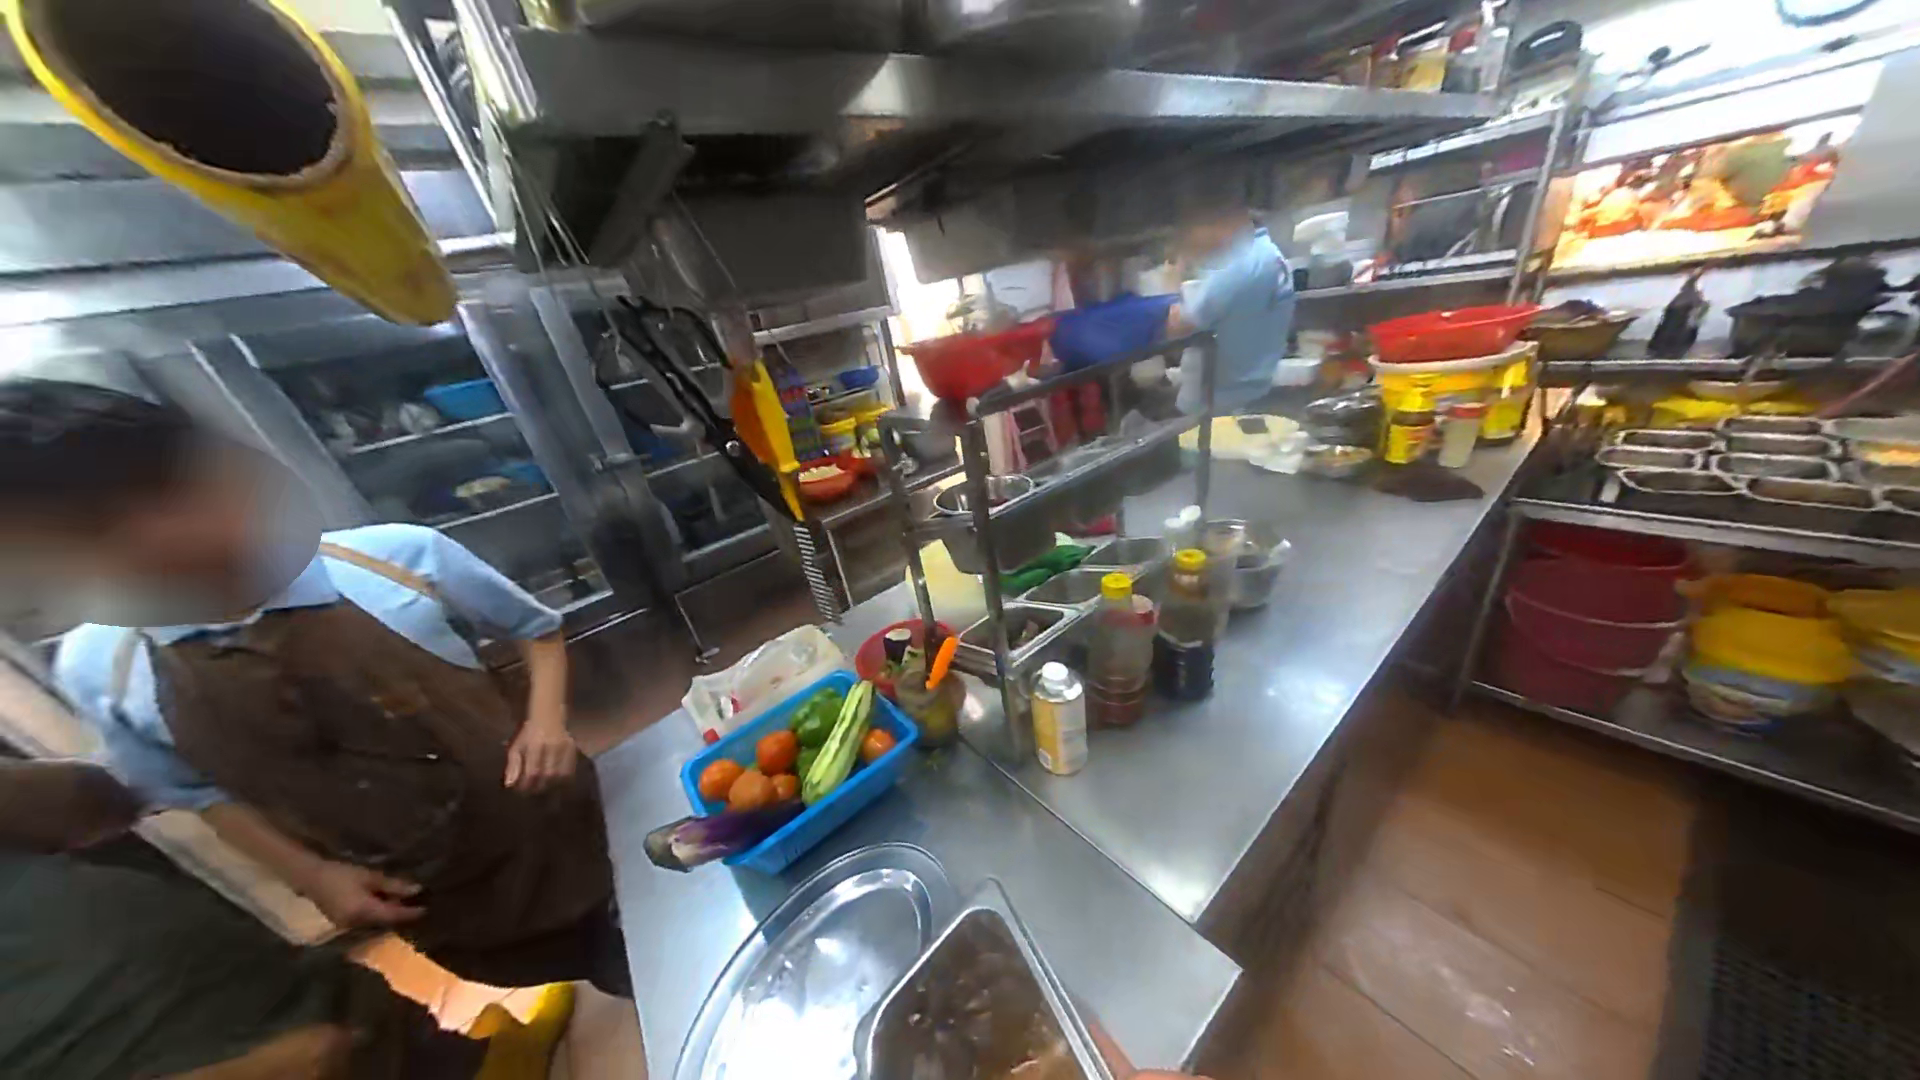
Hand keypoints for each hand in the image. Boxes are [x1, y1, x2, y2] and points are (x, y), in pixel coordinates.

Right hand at [300, 859, 423, 928]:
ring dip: (390, 915)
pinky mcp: (342, 921)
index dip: (410, 913)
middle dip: (402, 915)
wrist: (313, 879)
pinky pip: (365, 920)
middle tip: (421, 906)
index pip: (392, 916)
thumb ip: (394, 886)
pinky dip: (379, 914)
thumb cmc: (344, 875)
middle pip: (384, 922)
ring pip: (375, 922)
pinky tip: (388, 904)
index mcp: (363, 912)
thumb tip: (417, 890)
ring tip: (408, 904)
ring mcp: (346, 925)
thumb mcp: (372, 878)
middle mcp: (354, 923)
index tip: (427, 910)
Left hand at [505, 715, 578, 793]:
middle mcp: (553, 747)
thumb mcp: (516, 746)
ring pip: (562, 773)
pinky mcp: (574, 748)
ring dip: (553, 785)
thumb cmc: (529, 733)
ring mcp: (565, 747)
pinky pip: (571, 768)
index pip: (532, 772)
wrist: (549, 716)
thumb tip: (509, 785)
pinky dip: (564, 779)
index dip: (527, 785)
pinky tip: (557, 783)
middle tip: (532, 793)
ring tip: (544, 789)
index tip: (521, 792)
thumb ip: (513, 765)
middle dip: (540, 787)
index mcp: (536, 746)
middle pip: (549, 775)